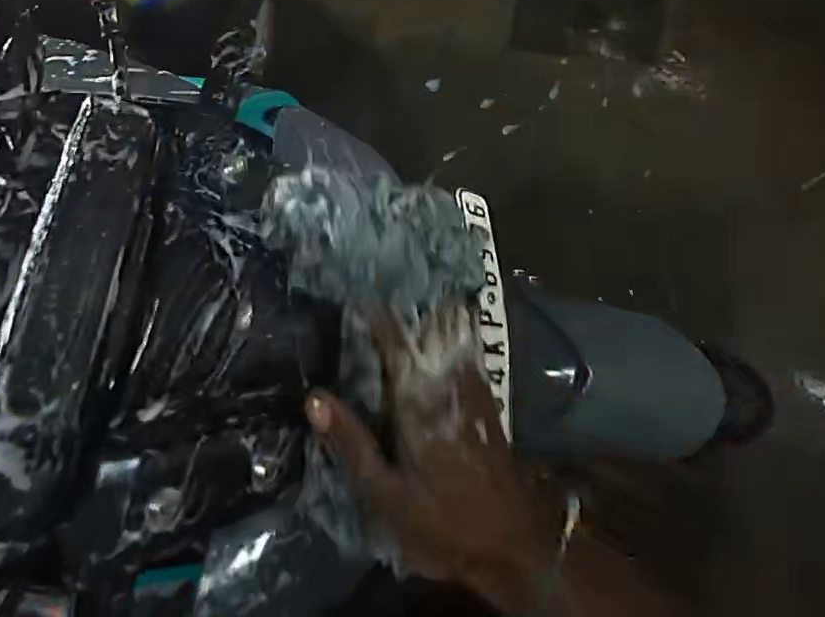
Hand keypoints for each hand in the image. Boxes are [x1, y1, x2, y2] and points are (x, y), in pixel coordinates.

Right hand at [306, 306, 556, 612]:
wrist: (511, 543)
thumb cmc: (441, 522)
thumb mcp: (384, 494)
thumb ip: (350, 442)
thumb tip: (313, 398)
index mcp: (417, 397)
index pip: (391, 338)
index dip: (372, 313)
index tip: (351, 295)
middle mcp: (447, 378)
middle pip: (425, 323)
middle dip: (402, 302)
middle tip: (375, 281)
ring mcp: (471, 384)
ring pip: (449, 330)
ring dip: (426, 310)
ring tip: (399, 295)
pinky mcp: (485, 395)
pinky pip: (465, 347)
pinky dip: (448, 330)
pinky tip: (431, 331)